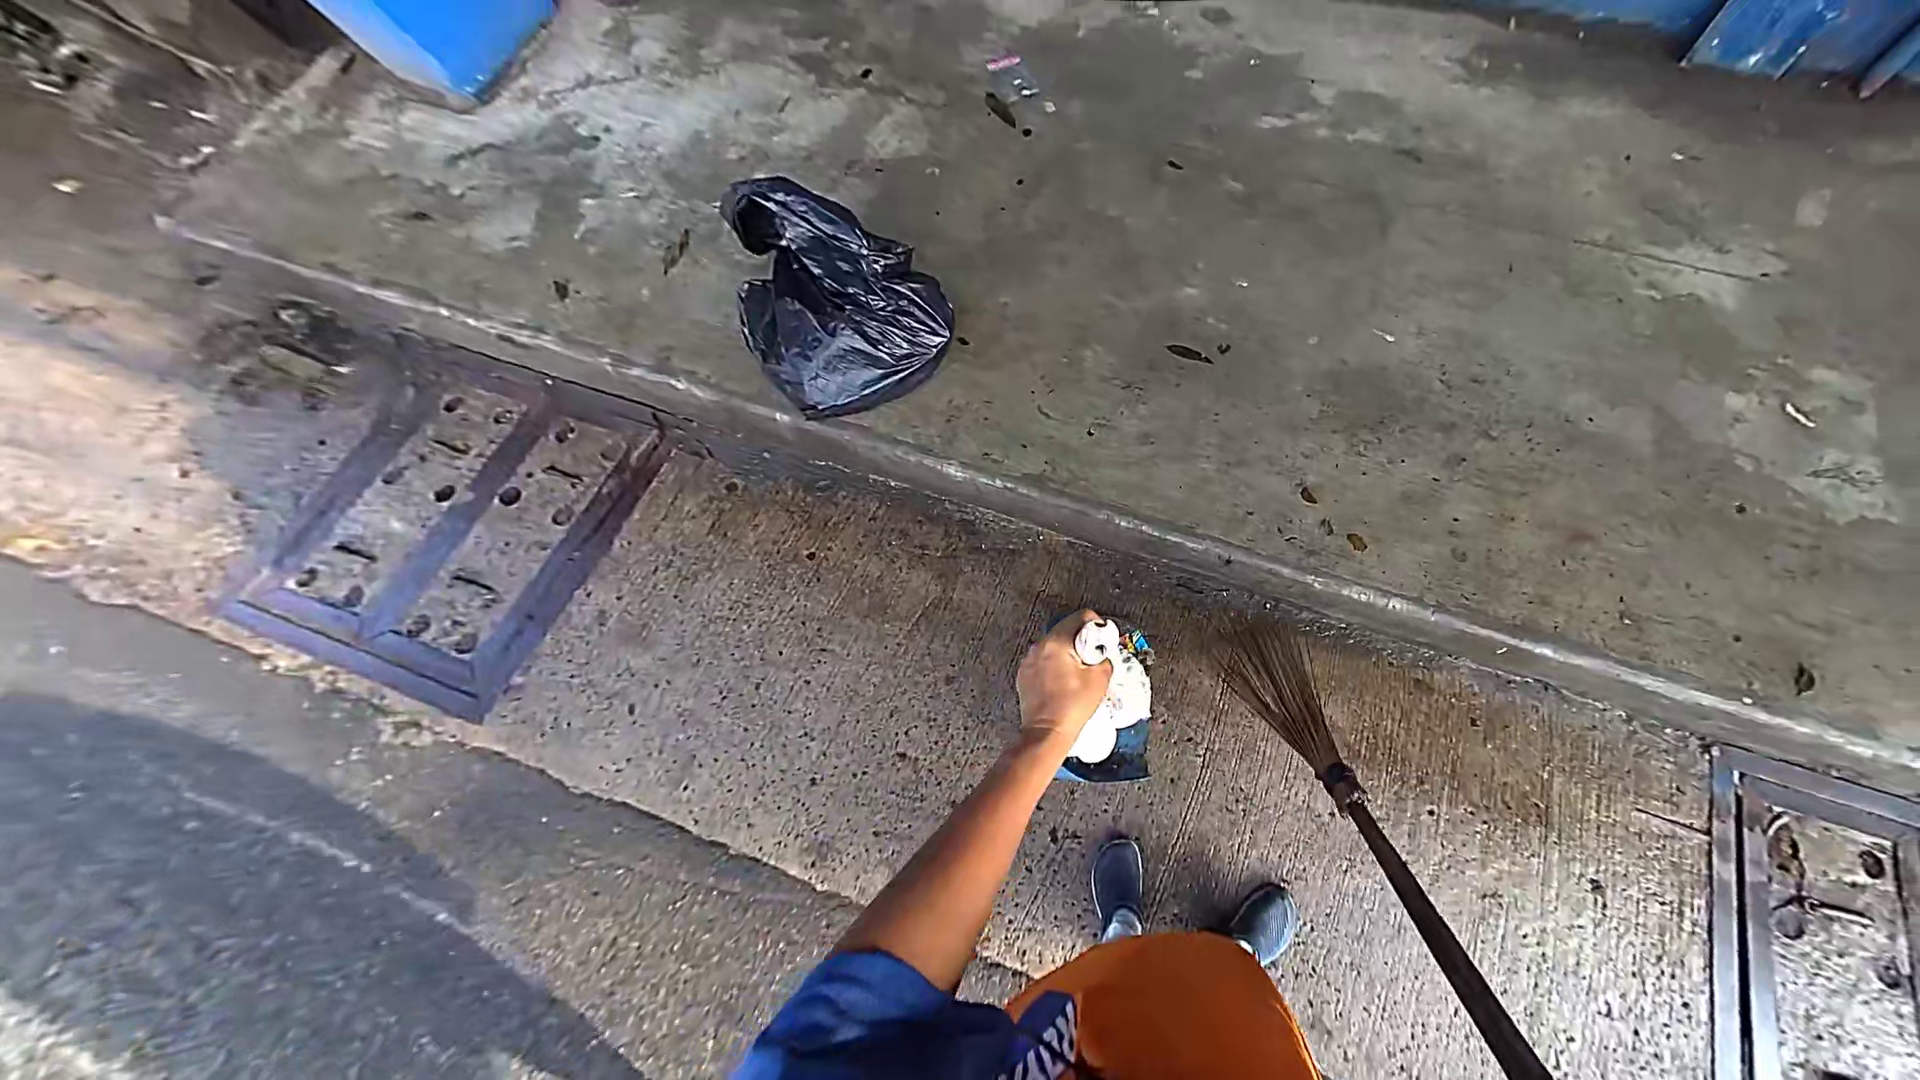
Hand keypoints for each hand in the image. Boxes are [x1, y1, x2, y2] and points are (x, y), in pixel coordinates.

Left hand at [1015, 609, 1112, 749]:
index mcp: (1057, 643)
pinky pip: (1044, 660)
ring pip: (1054, 645)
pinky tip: (1064, 682)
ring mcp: (1030, 660)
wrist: (1047, 732)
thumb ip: (1104, 657)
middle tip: (1092, 660)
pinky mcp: (1026, 673)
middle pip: (1066, 629)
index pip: (1081, 617)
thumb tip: (1102, 652)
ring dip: (1068, 653)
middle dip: (1082, 641)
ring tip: (1078, 675)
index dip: (1096, 627)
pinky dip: (1055, 665)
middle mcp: (1039, 647)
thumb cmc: (1070, 708)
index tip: (1101, 640)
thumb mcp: (1099, 679)